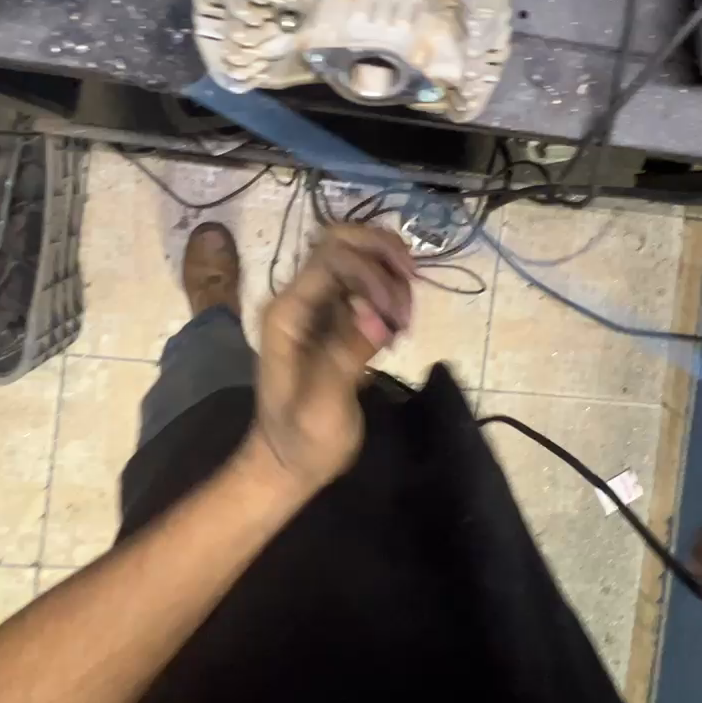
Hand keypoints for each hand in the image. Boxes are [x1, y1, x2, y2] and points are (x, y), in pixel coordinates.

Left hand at [246, 224, 414, 494]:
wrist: (288, 463)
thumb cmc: (302, 440)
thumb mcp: (322, 408)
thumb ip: (345, 354)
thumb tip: (375, 312)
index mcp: (288, 311)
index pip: (332, 257)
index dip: (371, 274)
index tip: (396, 316)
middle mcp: (300, 297)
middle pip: (343, 240)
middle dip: (384, 253)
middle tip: (413, 285)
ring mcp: (319, 304)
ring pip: (360, 255)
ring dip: (392, 275)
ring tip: (405, 320)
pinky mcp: (338, 316)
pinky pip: (368, 282)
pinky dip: (392, 292)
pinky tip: (400, 328)